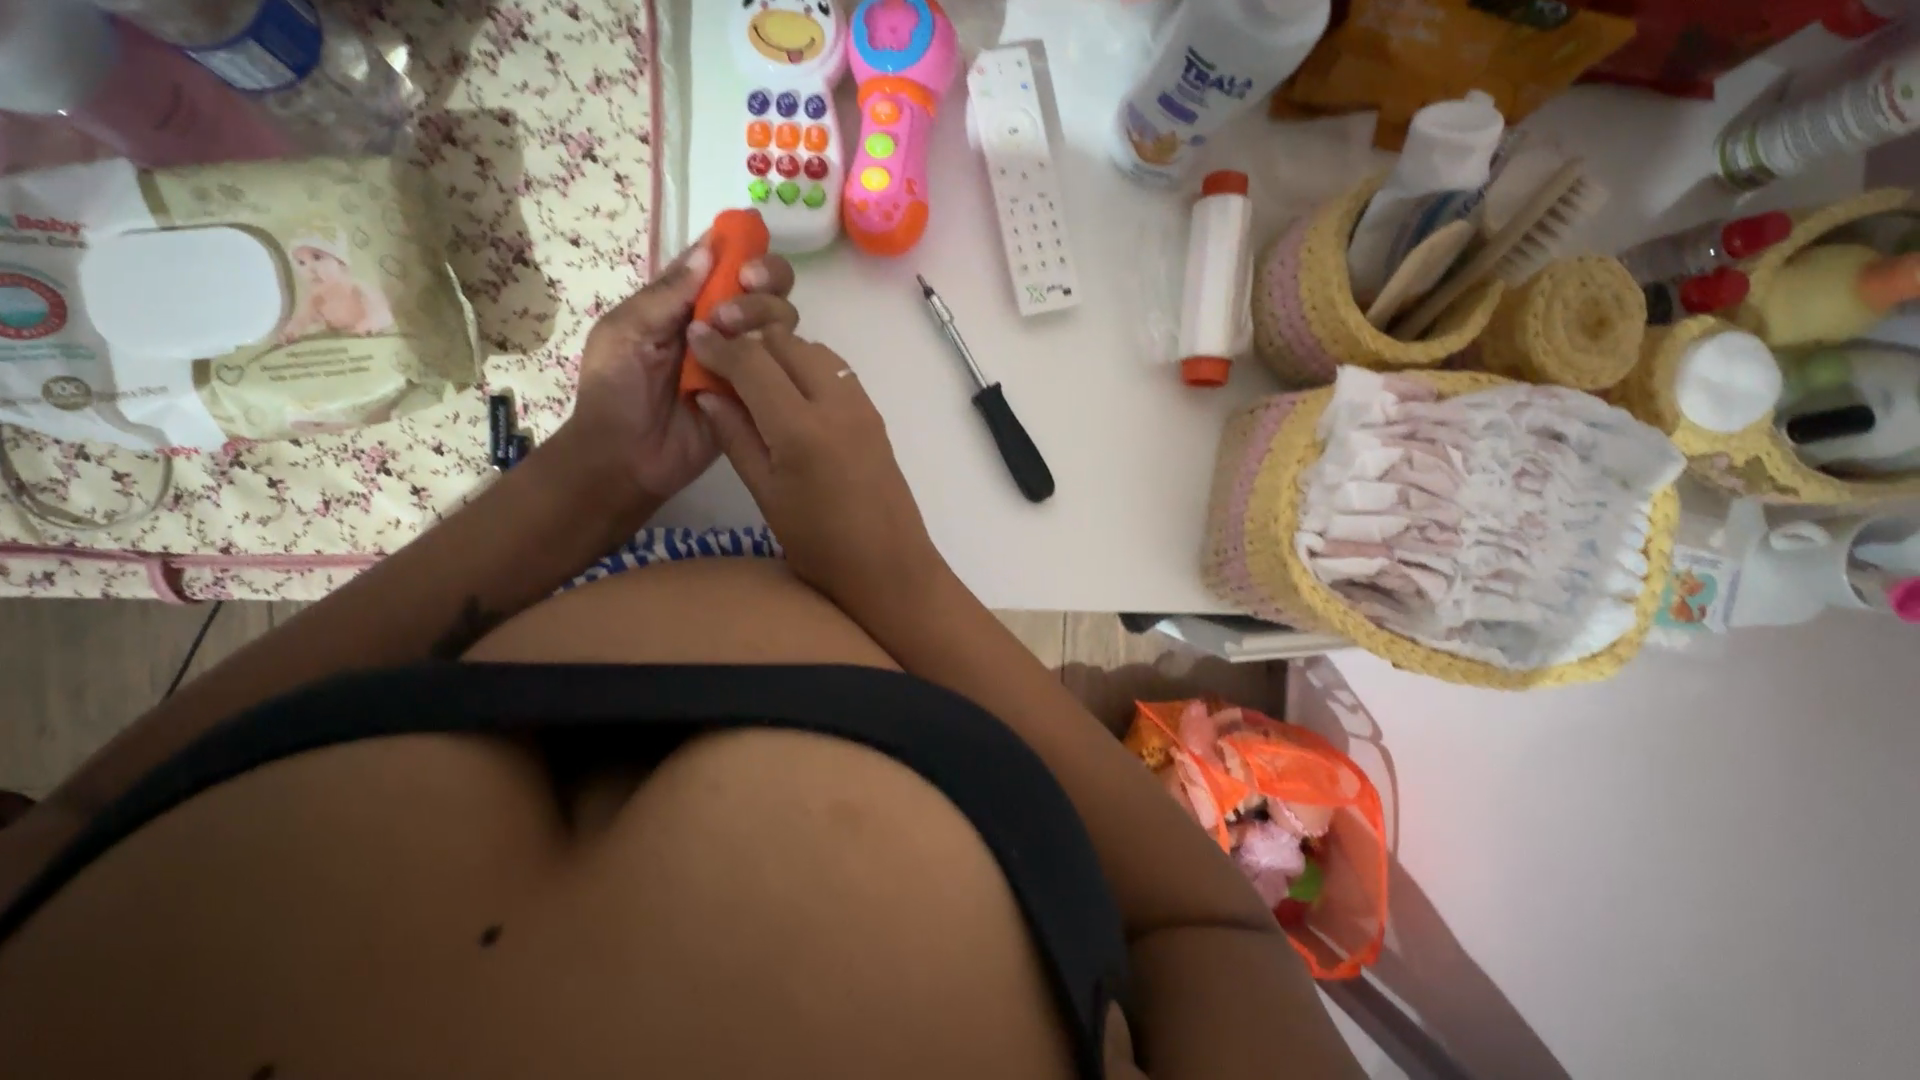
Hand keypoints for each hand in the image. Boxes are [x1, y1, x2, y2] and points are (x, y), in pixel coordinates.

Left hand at [563, 238, 798, 503]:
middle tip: (742, 296)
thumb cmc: (614, 391)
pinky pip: (784, 369)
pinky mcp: (759, 395)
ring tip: (734, 336)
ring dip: (766, 317)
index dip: (741, 253)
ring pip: (782, 323)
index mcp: (686, 305)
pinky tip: (763, 364)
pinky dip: (782, 357)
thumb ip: (667, 294)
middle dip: (765, 283)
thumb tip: (709, 250)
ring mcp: (744, 362)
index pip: (724, 265)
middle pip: (766, 289)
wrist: (625, 459)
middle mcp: (723, 328)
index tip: (742, 263)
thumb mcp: (625, 332)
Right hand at [687, 322, 949, 616]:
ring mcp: (861, 406)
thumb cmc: (818, 545)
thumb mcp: (766, 494)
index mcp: (800, 429)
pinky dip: (809, 365)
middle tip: (722, 359)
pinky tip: (791, 392)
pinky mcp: (874, 414)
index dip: (719, 346)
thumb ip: (736, 437)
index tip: (694, 337)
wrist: (889, 566)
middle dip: (749, 341)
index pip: (752, 363)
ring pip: (815, 349)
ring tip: (755, 376)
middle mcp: (835, 404)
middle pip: (785, 343)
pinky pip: (837, 370)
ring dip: (782, 351)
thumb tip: (707, 393)